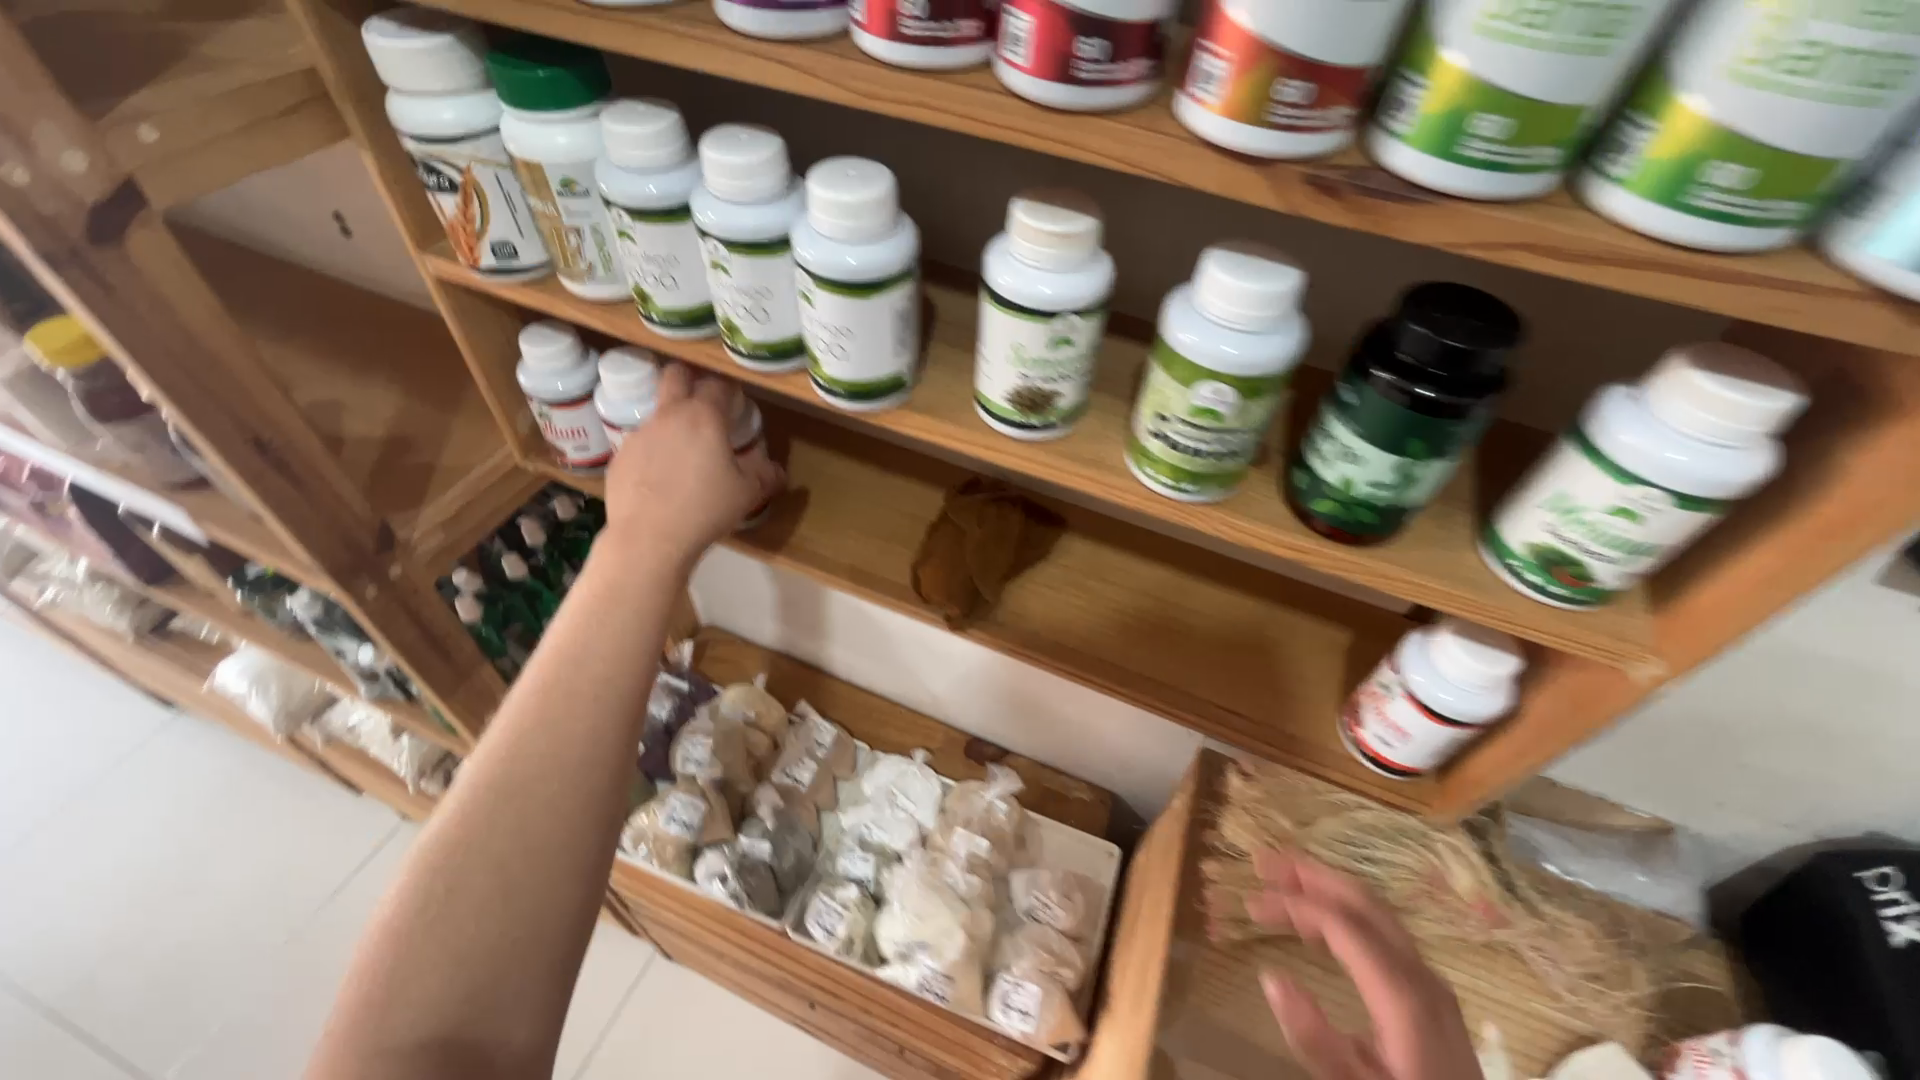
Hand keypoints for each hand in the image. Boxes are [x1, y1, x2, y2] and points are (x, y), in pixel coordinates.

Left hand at [600, 364, 783, 567]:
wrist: (649, 538)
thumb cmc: (705, 510)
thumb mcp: (747, 494)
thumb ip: (765, 475)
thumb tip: (776, 469)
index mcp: (704, 417)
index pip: (718, 385)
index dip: (729, 390)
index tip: (736, 403)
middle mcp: (668, 416)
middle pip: (675, 375)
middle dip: (690, 379)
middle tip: (704, 402)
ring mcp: (639, 434)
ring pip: (657, 411)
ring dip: (672, 420)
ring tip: (684, 452)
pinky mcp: (620, 456)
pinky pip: (641, 443)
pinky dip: (654, 451)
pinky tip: (661, 479)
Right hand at [1247, 850, 1480, 1079]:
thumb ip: (1314, 1038)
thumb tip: (1270, 977)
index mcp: (1401, 993)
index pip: (1342, 924)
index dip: (1295, 904)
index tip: (1252, 901)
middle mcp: (1420, 974)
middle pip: (1364, 903)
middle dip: (1311, 875)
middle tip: (1264, 860)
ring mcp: (1430, 981)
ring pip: (1377, 913)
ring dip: (1328, 889)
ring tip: (1285, 879)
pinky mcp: (1430, 994)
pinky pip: (1385, 933)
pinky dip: (1346, 912)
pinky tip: (1321, 925)